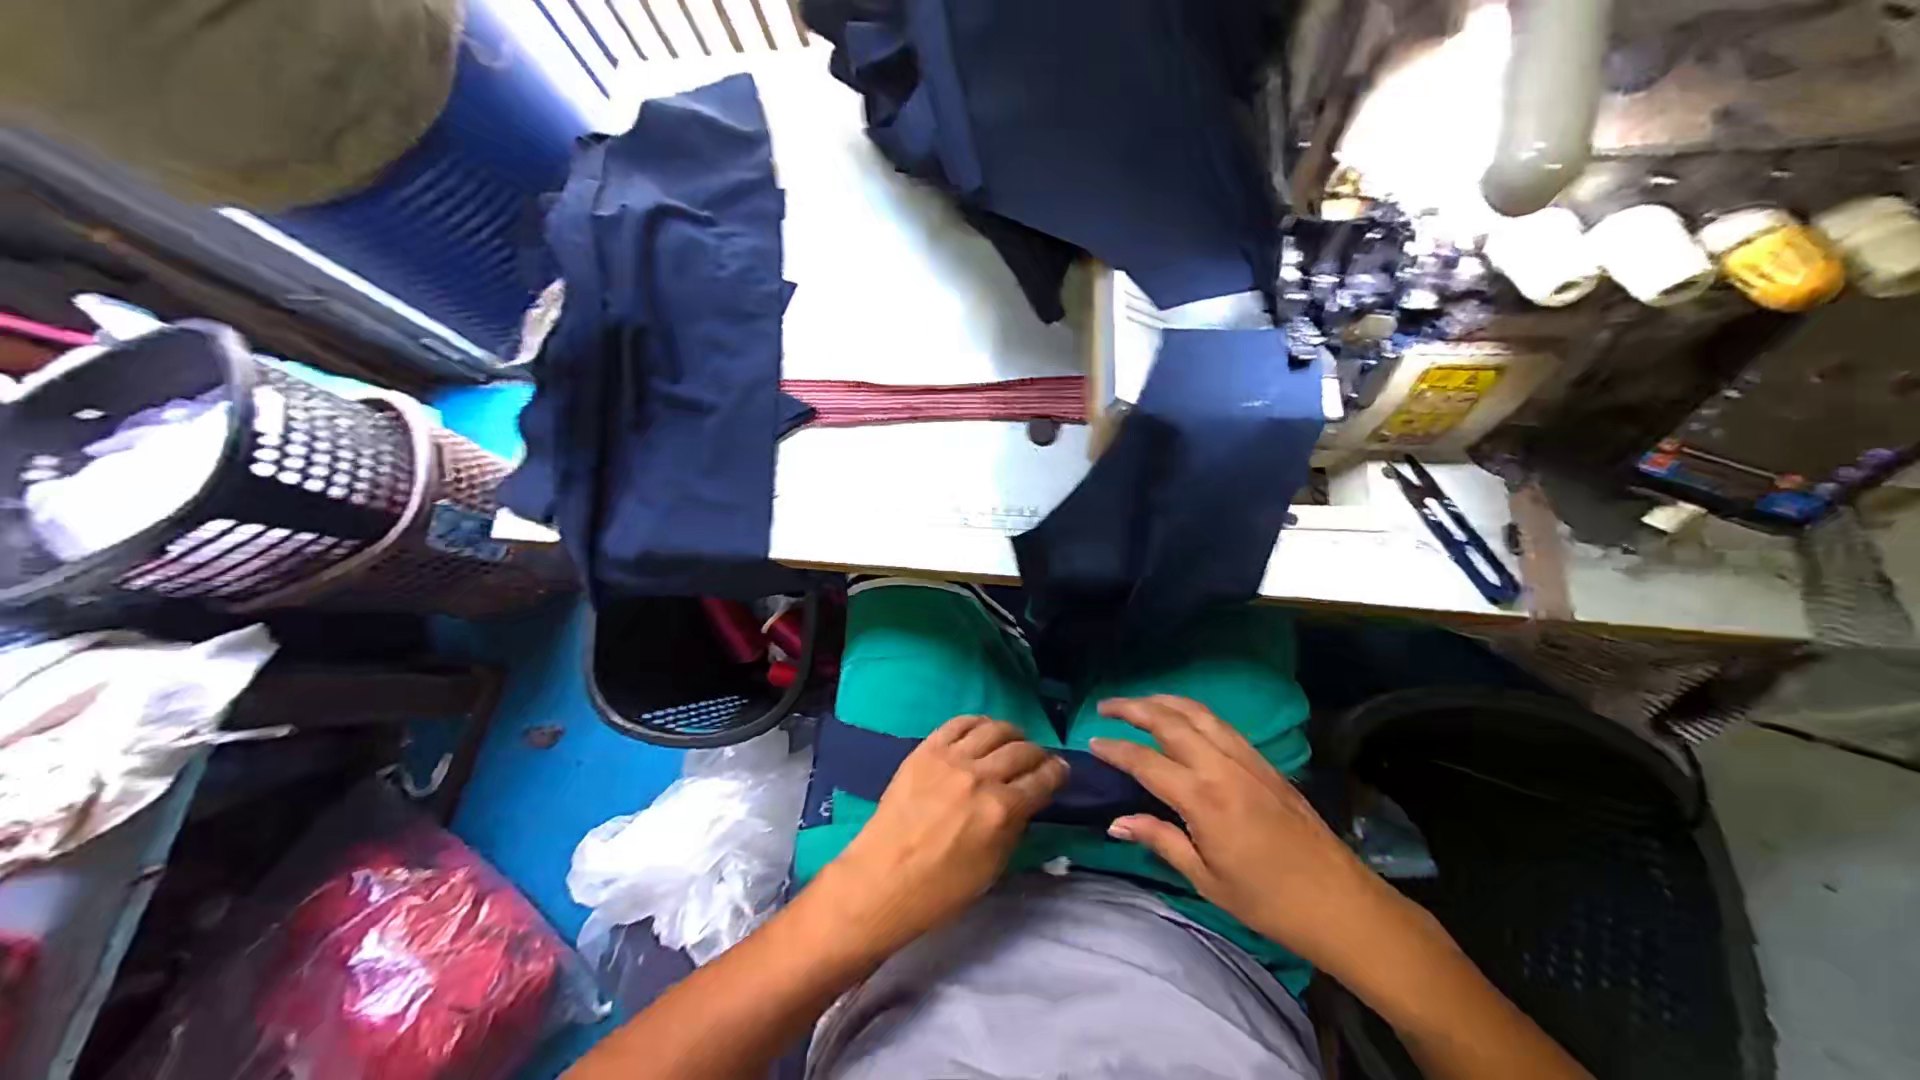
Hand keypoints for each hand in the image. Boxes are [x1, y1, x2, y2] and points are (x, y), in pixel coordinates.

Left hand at [813, 715, 1068, 954]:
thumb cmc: (941, 888)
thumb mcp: (993, 866)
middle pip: (1023, 750)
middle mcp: (981, 777)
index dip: (1058, 773)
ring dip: (1012, 734)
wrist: (882, 879)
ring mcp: (951, 759)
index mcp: (1002, 810)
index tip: (1060, 772)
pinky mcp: (926, 750)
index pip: (1043, 779)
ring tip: (1013, 742)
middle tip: (1039, 761)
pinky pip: (959, 723)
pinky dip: (978, 723)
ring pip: (995, 729)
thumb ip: (1014, 826)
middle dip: (1039, 754)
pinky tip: (983, 731)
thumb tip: (1026, 800)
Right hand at [1089, 695, 1412, 977]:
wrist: (1340, 902)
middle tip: (1105, 706)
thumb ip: (1160, 840)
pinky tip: (1184, 718)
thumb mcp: (1206, 879)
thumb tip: (1116, 822)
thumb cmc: (1268, 901)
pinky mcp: (1266, 762)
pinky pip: (1221, 724)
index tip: (1092, 743)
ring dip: (1164, 701)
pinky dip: (1194, 712)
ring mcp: (1248, 759)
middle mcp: (1223, 767)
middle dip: (1133, 708)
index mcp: (1204, 798)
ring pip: (1198, 713)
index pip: (1146, 761)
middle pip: (1170, 722)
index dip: (1115, 749)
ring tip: (1139, 702)